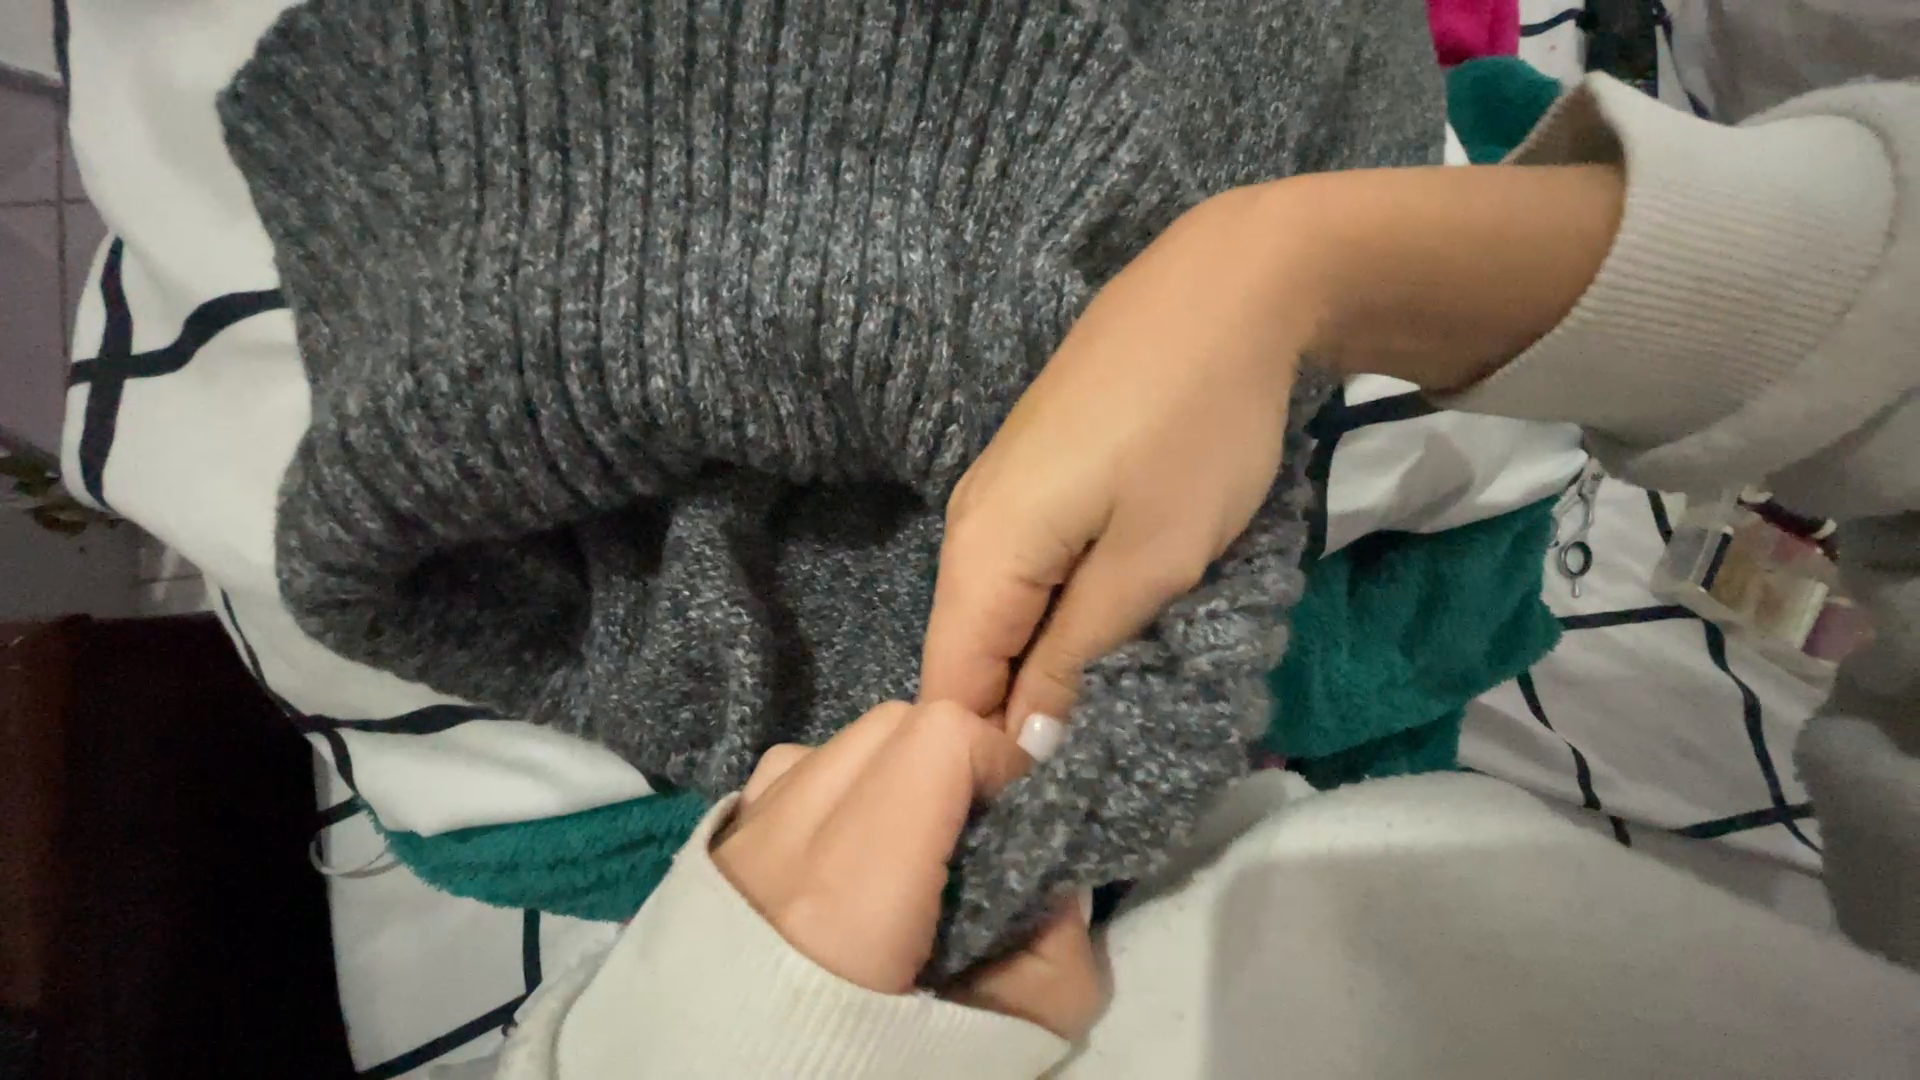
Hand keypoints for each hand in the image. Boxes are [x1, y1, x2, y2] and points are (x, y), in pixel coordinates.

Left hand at [711, 700, 1104, 1039]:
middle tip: (975, 828)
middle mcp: (778, 840)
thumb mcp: (997, 1049)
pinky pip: (794, 770)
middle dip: (954, 757)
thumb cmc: (858, 1078)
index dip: (997, 758)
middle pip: (894, 725)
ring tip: (910, 843)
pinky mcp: (719, 840)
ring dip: (897, 769)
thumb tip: (1056, 882)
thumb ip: (1054, 962)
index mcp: (843, 895)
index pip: (937, 738)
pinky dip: (840, 785)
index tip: (1019, 814)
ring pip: (844, 741)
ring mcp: (740, 832)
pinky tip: (846, 848)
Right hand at [921, 185, 1311, 730]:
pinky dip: (1052, 616)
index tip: (1049, 805)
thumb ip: (1077, 657)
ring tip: (1096, 710)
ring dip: (1038, 668)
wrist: (1222, 291)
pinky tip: (1095, 628)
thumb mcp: (1150, 563)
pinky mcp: (1033, 479)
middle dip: (1013, 717)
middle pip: (967, 652)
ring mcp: (997, 497)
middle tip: (1085, 766)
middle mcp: (968, 527)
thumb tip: (1025, 742)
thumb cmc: (1194, 433)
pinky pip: (1023, 573)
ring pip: (997, 614)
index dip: (986, 755)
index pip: (949, 686)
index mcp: (980, 553)